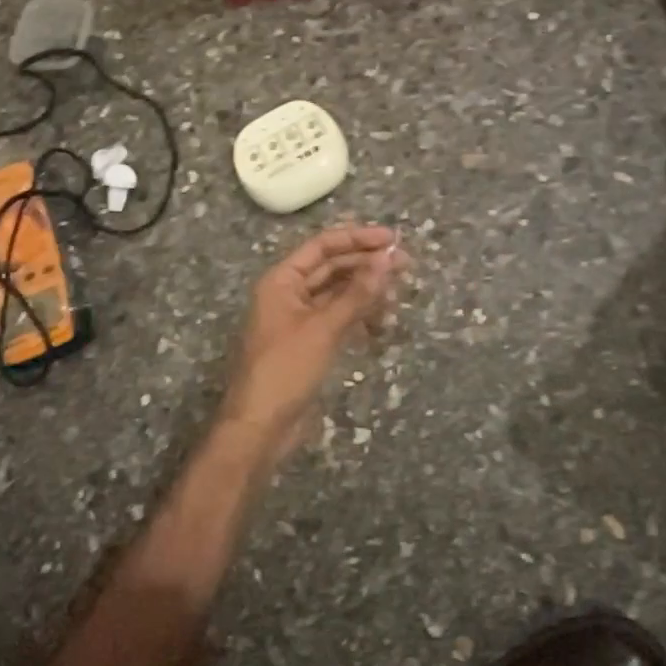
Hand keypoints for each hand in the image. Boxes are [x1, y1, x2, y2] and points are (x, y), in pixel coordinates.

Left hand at [218, 225, 410, 460]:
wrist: (260, 427)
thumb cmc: (285, 370)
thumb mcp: (323, 328)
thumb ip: (357, 294)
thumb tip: (387, 260)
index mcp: (281, 281)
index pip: (322, 247)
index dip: (357, 238)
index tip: (392, 239)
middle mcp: (288, 294)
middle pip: (331, 268)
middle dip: (366, 264)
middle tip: (405, 265)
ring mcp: (298, 321)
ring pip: (337, 294)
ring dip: (365, 291)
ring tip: (398, 294)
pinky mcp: (309, 345)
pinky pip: (337, 319)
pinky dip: (358, 316)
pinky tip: (381, 321)